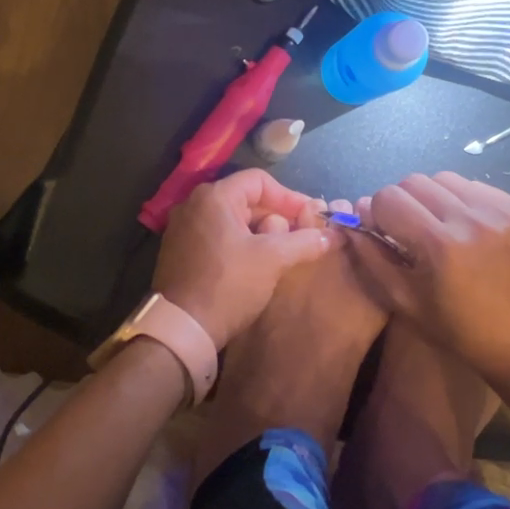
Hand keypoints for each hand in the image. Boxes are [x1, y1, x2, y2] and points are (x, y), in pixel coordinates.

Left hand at [154, 168, 332, 347]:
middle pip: (245, 200)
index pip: (259, 181)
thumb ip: (304, 241)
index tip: (310, 218)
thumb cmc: (229, 284)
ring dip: (260, 234)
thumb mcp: (272, 259)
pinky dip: (240, 245)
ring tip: (281, 255)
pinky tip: (256, 266)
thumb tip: (329, 235)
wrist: (182, 327)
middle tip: (299, 239)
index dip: (289, 197)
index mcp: (213, 196)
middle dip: (276, 217)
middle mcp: (193, 204)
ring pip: (232, 221)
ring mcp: (183, 228)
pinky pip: (218, 237)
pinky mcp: (180, 251)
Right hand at [345, 171, 509, 383]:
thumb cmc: (461, 331)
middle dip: (401, 203)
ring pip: (444, 179)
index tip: (382, 233)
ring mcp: (502, 210)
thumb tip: (354, 218)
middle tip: (408, 231)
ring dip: (431, 198)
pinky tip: (467, 230)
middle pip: (413, 181)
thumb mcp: (405, 302)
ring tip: (438, 228)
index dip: (377, 213)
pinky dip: (461, 202)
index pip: (388, 197)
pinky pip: (476, 188)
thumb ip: (372, 256)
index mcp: (440, 244)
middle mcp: (471, 218)